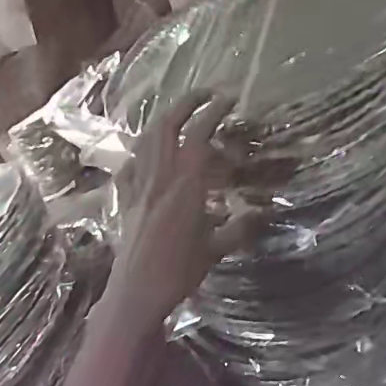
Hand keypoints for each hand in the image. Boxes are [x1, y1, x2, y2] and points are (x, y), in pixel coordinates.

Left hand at [48, 93, 258, 385]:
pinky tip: (149, 154)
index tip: (229, 99)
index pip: (199, 133)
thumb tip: (260, 215)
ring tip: (181, 115)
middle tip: (205, 95)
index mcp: (186, 184)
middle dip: (186, 102)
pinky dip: (143, 148)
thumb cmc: (179, 271)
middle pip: (167, 123)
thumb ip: (239, 228)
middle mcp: (159, 175)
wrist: (136, 291)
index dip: (214, 110)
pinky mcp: (125, 197)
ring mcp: (137, 184)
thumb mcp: (216, 249)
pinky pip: (131, 161)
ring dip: (164, 119)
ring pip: (147, 138)